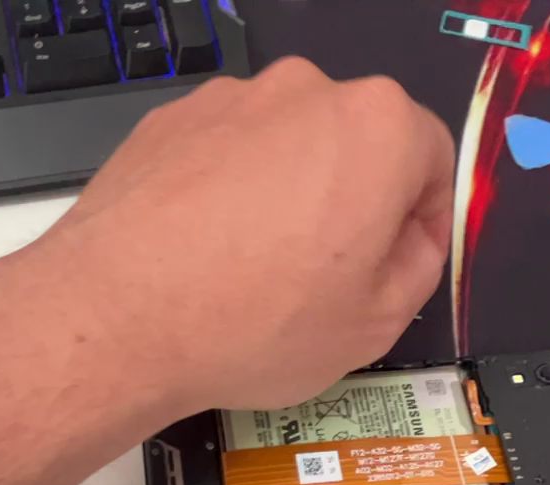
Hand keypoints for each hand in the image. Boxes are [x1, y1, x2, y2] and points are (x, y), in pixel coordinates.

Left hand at [0, 58, 454, 415]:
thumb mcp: (373, 326)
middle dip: (354, 210)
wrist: (119, 319)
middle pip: (355, 149)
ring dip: (287, 204)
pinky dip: (228, 200)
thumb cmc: (253, 324)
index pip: (430, 160)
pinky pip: (222, 161)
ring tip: (256, 277)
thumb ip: (418, 270)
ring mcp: (229, 102)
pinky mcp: (168, 123)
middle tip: (327, 282)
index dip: (423, 221)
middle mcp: (305, 93)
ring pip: (285, 154)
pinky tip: (209, 258)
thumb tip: (413, 244)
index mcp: (376, 130)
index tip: (401, 265)